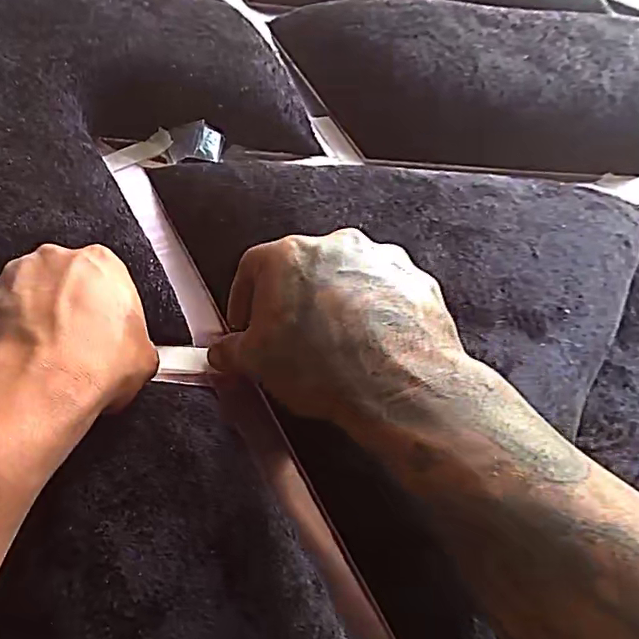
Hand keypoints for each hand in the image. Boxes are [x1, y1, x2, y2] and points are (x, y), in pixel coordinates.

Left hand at [0, 244, 158, 413]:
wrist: (41, 387)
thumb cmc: (90, 366)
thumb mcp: (143, 359)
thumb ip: (137, 342)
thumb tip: (134, 355)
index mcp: (102, 262)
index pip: (109, 279)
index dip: (107, 310)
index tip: (105, 331)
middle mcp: (58, 258)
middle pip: (67, 279)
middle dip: (69, 306)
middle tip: (75, 343)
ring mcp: (19, 275)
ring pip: (32, 291)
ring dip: (38, 314)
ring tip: (47, 353)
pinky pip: (3, 309)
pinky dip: (10, 328)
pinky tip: (24, 355)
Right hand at [208, 229, 480, 428]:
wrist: (400, 391)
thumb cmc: (330, 370)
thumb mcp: (255, 364)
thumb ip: (230, 351)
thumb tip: (225, 353)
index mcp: (287, 256)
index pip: (250, 269)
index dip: (243, 301)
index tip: (246, 325)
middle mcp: (334, 247)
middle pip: (299, 269)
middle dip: (290, 302)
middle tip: (287, 339)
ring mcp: (379, 261)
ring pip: (342, 278)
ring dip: (332, 305)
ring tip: (329, 347)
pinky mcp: (413, 282)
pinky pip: (381, 293)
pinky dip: (372, 313)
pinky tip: (364, 347)